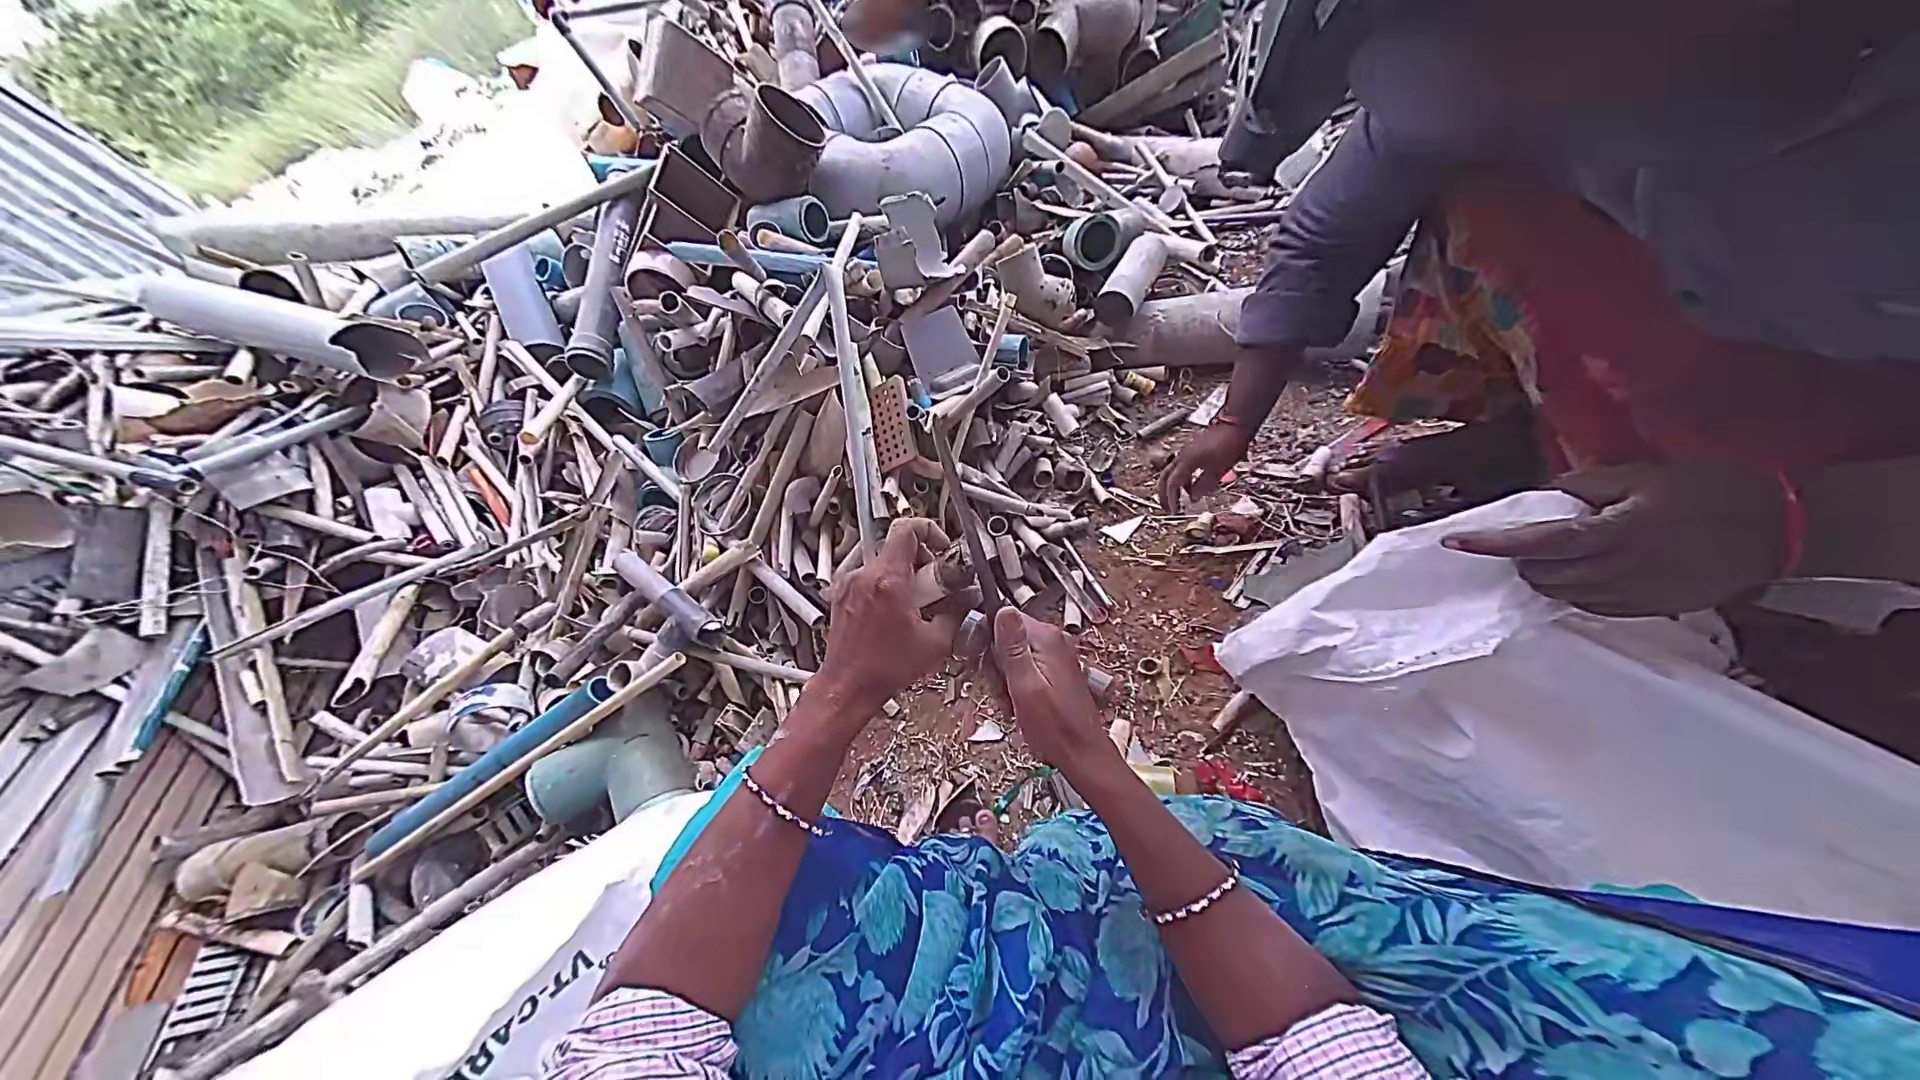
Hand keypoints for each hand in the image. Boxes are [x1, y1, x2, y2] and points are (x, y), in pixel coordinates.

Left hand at [816, 518, 960, 715]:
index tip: (941, 547)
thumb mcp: (935, 643)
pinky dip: (886, 586)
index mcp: (888, 581)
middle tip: (933, 585)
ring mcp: (849, 585)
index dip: (931, 531)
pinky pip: (869, 577)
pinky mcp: (842, 596)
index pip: (908, 529)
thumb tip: (966, 599)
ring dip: (904, 574)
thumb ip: (956, 613)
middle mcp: (864, 576)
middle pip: (898, 546)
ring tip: (914, 603)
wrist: (847, 686)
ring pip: (883, 561)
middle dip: (922, 560)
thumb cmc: (880, 669)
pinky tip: (895, 611)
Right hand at [993, 608, 1114, 769]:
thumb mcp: (1025, 686)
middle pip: (1007, 639)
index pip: (1004, 619)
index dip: (989, 642)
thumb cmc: (1055, 728)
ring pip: (1013, 657)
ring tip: (1010, 704)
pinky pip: (1024, 670)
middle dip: (996, 666)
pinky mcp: (1054, 672)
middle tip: (1001, 691)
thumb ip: (1012, 648)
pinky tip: (1017, 706)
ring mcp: (1055, 657)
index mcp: (1046, 639)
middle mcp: (1054, 642)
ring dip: (1004, 681)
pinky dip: (1016, 687)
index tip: (987, 666)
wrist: (1081, 756)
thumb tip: (1003, 609)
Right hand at [1159, 422, 1251, 511]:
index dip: (1172, 499)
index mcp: (1186, 462)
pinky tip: (1191, 485)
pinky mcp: (1192, 450)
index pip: (1172, 484)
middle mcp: (1182, 457)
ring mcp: (1186, 452)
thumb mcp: (1217, 471)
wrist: (1235, 426)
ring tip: (1181, 498)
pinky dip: (1183, 478)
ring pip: (1172, 472)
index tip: (1174, 510)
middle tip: (1167, 506)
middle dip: (1164, 493)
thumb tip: (1194, 497)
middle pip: (1165, 477)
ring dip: (1174, 486)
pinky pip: (1181, 467)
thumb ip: (1203, 486)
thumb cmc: (1228, 444)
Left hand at [1442, 462, 1786, 615]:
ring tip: (1541, 556)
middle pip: (1540, 573)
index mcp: (1615, 533)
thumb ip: (1578, 489)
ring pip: (1558, 593)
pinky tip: (1573, 572)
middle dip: (1515, 560)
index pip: (1537, 542)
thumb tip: (1535, 500)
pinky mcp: (1647, 609)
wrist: (1785, 527)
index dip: (1491, 544)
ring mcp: (1633, 595)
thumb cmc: (1707, 492)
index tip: (1453, 541)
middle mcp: (1619, 570)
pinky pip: (1587, 605)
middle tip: (1509, 543)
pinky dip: (1568, 590)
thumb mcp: (1639, 476)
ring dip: (1539, 576)